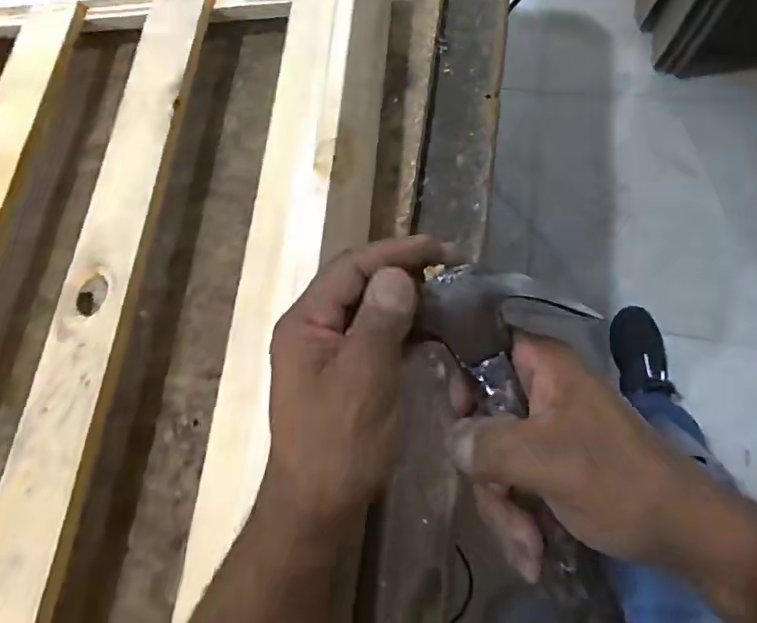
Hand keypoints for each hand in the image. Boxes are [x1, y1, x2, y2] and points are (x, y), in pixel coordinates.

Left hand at [257, 235, 449, 536]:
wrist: (319, 510)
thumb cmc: (338, 445)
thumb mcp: (362, 380)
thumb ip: (379, 321)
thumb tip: (399, 274)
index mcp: (306, 322)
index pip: (352, 266)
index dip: (396, 251)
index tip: (440, 248)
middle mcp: (314, 325)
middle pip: (361, 278)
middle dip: (405, 266)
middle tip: (450, 264)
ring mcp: (331, 345)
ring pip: (373, 300)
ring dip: (410, 292)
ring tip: (448, 289)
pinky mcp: (349, 364)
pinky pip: (380, 327)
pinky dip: (408, 320)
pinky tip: (434, 322)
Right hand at [445, 333, 718, 581]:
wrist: (678, 528)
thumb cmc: (616, 479)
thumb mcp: (548, 460)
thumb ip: (492, 445)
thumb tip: (451, 438)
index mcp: (547, 367)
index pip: (489, 347)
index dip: (467, 378)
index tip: (459, 420)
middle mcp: (545, 392)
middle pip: (487, 419)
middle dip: (491, 477)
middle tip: (506, 508)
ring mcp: (550, 432)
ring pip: (499, 460)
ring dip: (507, 511)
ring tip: (530, 550)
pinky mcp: (556, 467)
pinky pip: (518, 485)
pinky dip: (521, 521)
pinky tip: (536, 554)